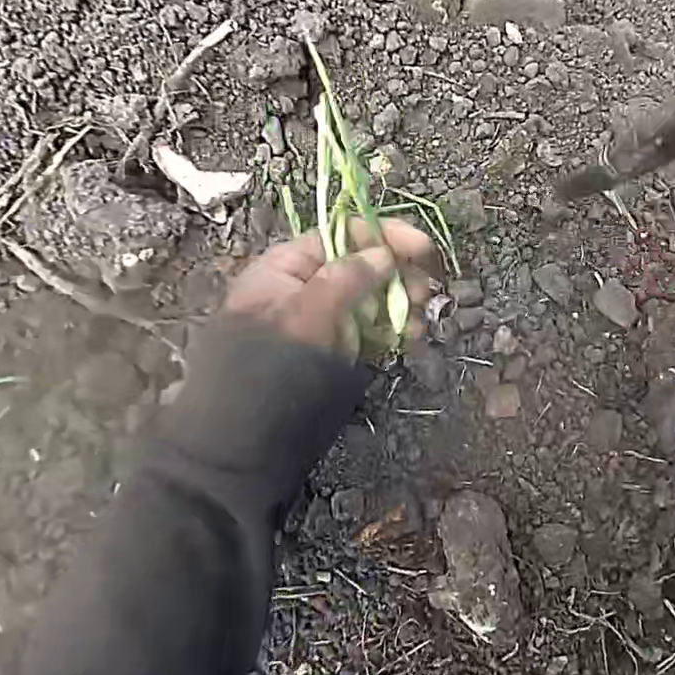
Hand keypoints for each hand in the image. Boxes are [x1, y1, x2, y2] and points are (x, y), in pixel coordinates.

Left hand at [224, 220, 435, 353]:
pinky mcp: (342, 349)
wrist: (250, 439)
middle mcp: (312, 288)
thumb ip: (347, 277)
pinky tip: (411, 338)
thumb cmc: (271, 367)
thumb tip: (385, 255)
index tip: (423, 248)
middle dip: (399, 275)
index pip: (342, 235)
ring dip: (404, 304)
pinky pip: (376, 329)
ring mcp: (328, 320)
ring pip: (376, 298)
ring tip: (419, 323)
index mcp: (290, 267)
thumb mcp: (307, 313)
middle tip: (424, 293)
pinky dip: (397, 330)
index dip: (385, 236)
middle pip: (366, 265)